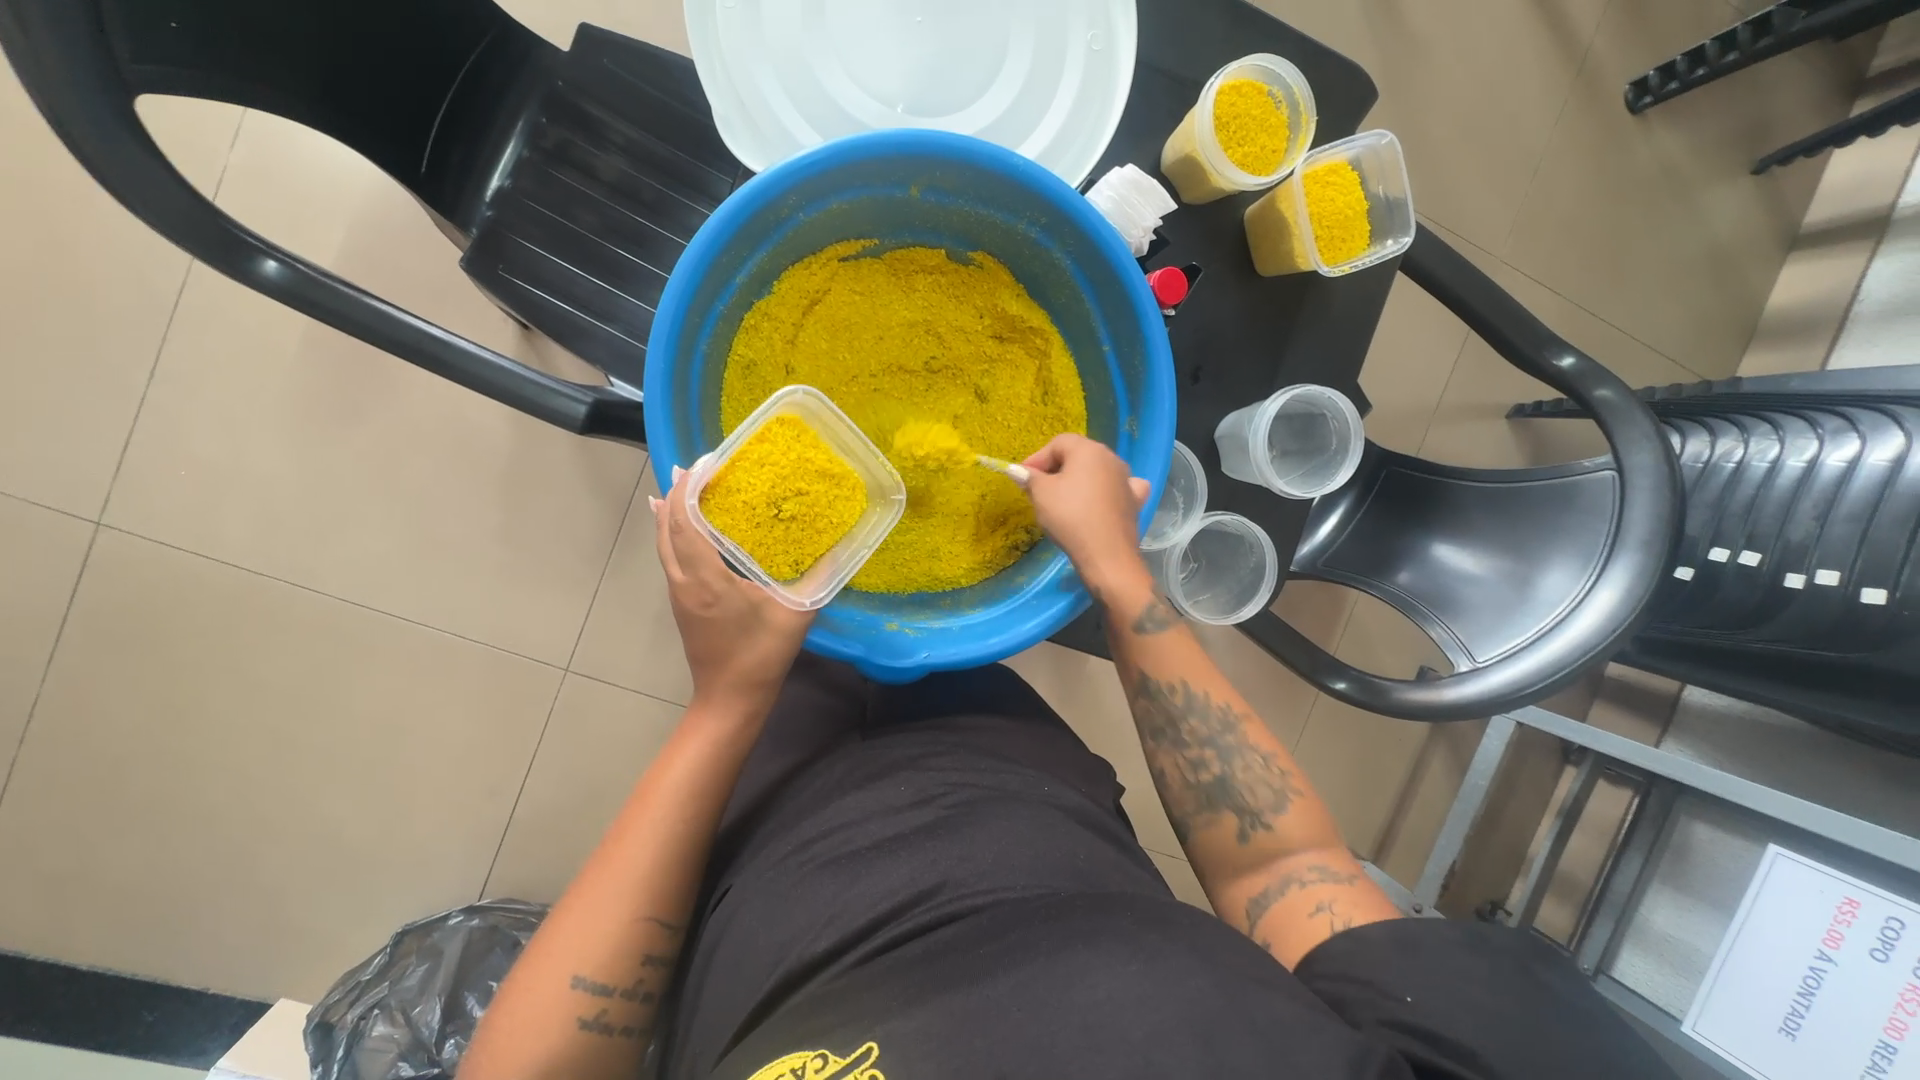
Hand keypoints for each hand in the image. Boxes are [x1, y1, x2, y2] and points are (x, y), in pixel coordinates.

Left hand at [652, 468, 815, 716]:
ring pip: (663, 542)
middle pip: (667, 526)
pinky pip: (669, 556)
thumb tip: (844, 545)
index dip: (691, 488)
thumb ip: (819, 577)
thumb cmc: (761, 656)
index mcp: (706, 578)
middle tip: (695, 466)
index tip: (706, 461)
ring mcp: (677, 593)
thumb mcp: (797, 615)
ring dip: (671, 511)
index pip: (687, 521)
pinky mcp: (680, 603)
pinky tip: (681, 526)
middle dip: (677, 493)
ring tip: (685, 485)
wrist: (729, 700)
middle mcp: (683, 580)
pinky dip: (671, 532)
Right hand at [1023, 435, 1153, 600]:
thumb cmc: (1069, 516)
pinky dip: (1108, 491)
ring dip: (1080, 479)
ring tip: (1064, 498)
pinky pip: (1119, 488)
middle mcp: (1111, 458)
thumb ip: (1029, 477)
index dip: (1037, 458)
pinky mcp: (1134, 501)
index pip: (1057, 443)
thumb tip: (1018, 470)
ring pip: (1098, 471)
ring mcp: (1126, 479)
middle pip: (1078, 455)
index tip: (1023, 477)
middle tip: (1038, 488)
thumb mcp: (1041, 493)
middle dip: (1056, 469)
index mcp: (1088, 449)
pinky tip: (1103, 500)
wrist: (1106, 554)